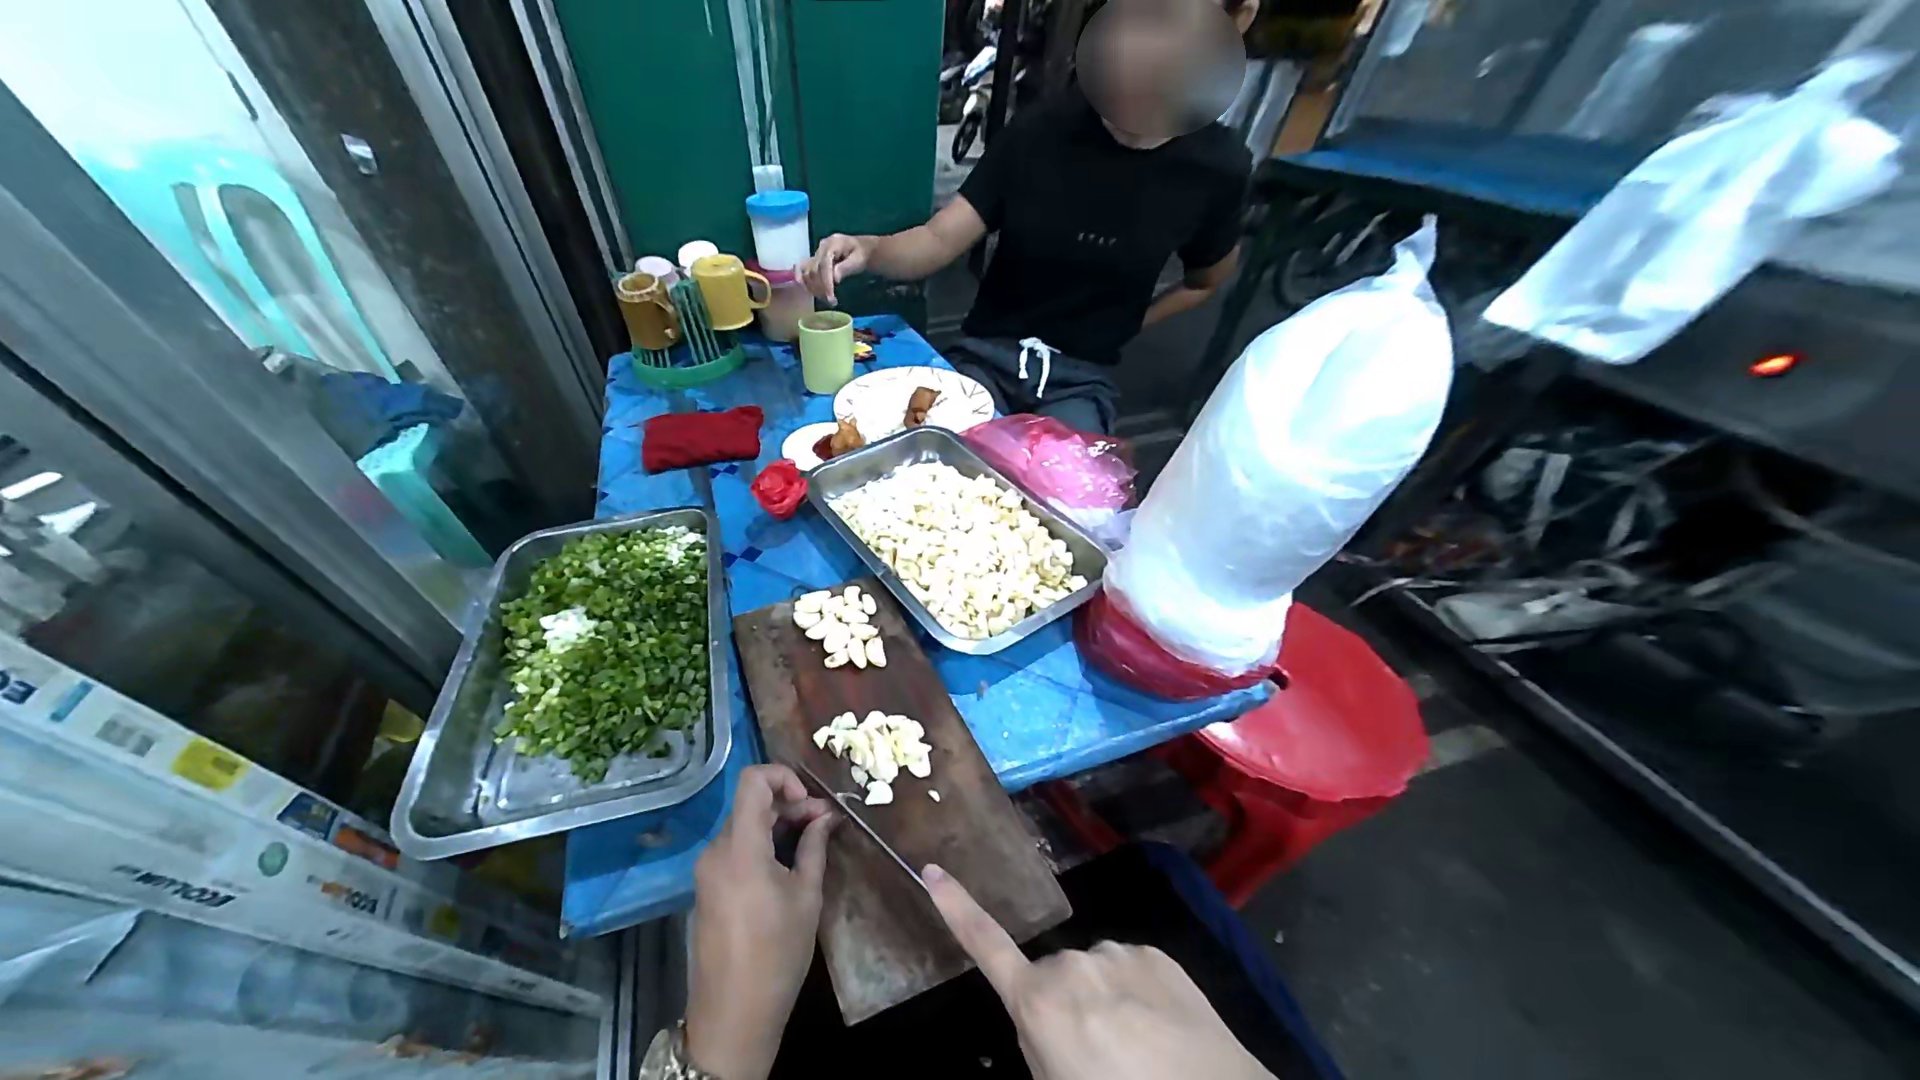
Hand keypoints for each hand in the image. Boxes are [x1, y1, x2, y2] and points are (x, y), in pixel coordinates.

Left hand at [685, 765, 835, 1079]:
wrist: (732, 1017)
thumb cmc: (776, 954)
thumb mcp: (806, 896)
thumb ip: (814, 846)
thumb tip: (827, 815)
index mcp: (740, 848)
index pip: (752, 781)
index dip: (783, 777)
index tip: (809, 802)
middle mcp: (716, 851)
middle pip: (751, 803)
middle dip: (790, 804)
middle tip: (824, 822)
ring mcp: (708, 869)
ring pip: (745, 823)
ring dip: (778, 823)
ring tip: (812, 839)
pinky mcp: (708, 886)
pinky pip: (737, 846)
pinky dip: (763, 841)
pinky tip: (788, 860)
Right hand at [798, 233, 868, 304]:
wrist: (862, 249)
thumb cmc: (862, 255)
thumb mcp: (858, 260)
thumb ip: (846, 267)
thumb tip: (835, 278)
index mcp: (833, 243)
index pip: (824, 264)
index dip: (826, 282)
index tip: (831, 298)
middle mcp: (822, 247)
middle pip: (814, 270)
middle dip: (821, 288)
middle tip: (831, 301)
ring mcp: (817, 253)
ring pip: (808, 272)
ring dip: (814, 288)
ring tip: (826, 299)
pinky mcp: (815, 259)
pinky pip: (803, 269)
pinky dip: (804, 280)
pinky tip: (807, 290)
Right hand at [924, 864, 1275, 1079]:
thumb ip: (1036, 1042)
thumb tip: (1039, 1016)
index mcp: (1039, 1002)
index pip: (985, 945)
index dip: (955, 908)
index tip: (932, 870)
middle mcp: (1072, 963)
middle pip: (1052, 977)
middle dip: (1063, 1004)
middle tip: (1096, 1057)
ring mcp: (1115, 952)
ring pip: (1094, 971)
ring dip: (1104, 999)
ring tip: (1138, 1050)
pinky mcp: (1154, 952)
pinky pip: (1128, 968)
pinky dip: (1136, 993)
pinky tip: (1162, 1031)